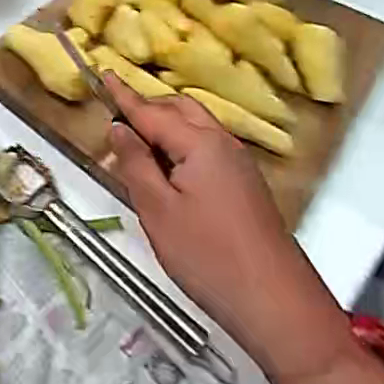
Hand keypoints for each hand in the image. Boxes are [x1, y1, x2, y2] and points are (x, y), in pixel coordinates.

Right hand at [101, 73, 352, 383]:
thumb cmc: (209, 257)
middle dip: (148, 106)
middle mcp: (225, 146)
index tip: (104, 73)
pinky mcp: (245, 188)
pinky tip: (164, 169)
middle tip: (115, 117)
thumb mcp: (156, 209)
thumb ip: (134, 162)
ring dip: (165, 125)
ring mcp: (240, 168)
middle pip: (181, 110)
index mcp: (201, 145)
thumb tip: (118, 128)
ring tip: (134, 144)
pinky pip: (207, 148)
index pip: (151, 112)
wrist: (280, 309)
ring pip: (196, 128)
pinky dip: (180, 144)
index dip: (124, 95)